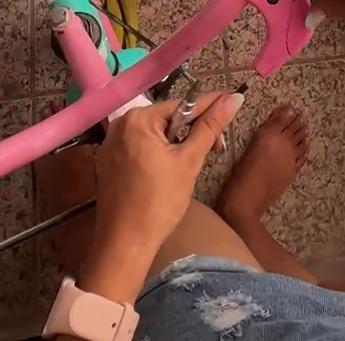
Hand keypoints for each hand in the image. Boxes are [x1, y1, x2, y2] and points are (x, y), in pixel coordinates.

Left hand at [92, 92, 243, 257]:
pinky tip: (171, 170)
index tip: (235, 101)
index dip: (212, 105)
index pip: (184, 104)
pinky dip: (160, 152)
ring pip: (157, 133)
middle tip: (216, 148)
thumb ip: (210, 127)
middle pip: (169, 118)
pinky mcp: (109, 161)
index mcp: (139, 118)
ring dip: (179, 142)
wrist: (124, 247)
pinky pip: (142, 146)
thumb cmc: (159, 202)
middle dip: (195, 130)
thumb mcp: (189, 161)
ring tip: (194, 162)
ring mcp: (112, 143)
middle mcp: (121, 124)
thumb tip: (234, 97)